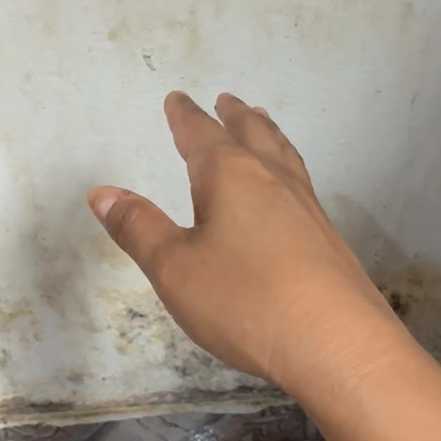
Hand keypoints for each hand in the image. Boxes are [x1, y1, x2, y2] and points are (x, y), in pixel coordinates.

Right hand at [86, 92, 408, 391]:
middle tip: (227, 99)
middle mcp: (272, 179)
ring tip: (262, 123)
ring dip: (267, 133)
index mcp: (231, 176)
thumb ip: (139, 228)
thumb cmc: (245, 300)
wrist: (336, 342)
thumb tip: (103, 192)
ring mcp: (306, 206)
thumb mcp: (175, 269)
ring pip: (283, 154)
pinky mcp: (326, 235)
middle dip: (234, 116)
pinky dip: (286, 166)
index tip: (177, 99)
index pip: (201, 134)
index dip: (185, 116)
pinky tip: (287, 189)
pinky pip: (300, 181)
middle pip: (252, 133)